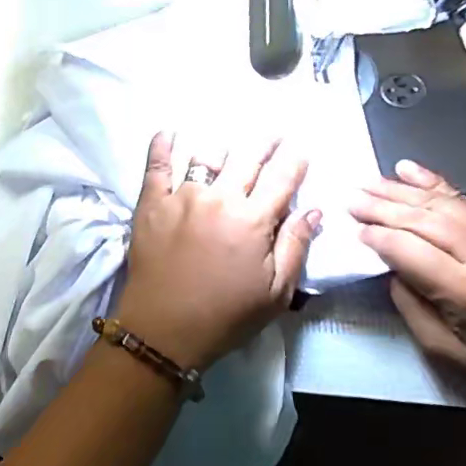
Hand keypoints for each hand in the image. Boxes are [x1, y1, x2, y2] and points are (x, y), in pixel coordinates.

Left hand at [117, 131, 318, 371]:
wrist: (163, 333)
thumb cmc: (226, 316)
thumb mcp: (276, 293)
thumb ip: (296, 247)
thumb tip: (313, 210)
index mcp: (253, 220)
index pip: (282, 179)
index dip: (294, 161)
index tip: (301, 150)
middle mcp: (220, 198)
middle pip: (247, 158)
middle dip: (265, 143)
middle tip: (273, 134)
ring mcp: (182, 197)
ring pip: (206, 157)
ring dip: (222, 147)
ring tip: (230, 144)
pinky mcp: (152, 204)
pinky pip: (156, 167)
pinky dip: (162, 146)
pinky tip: (168, 132)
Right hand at [351, 160, 465, 445]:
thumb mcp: (457, 359)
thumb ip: (416, 311)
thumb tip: (392, 272)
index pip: (410, 250)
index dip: (377, 237)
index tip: (352, 227)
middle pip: (426, 219)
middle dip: (385, 205)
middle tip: (352, 194)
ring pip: (449, 204)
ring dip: (407, 190)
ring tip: (374, 180)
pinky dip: (442, 186)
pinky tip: (415, 172)